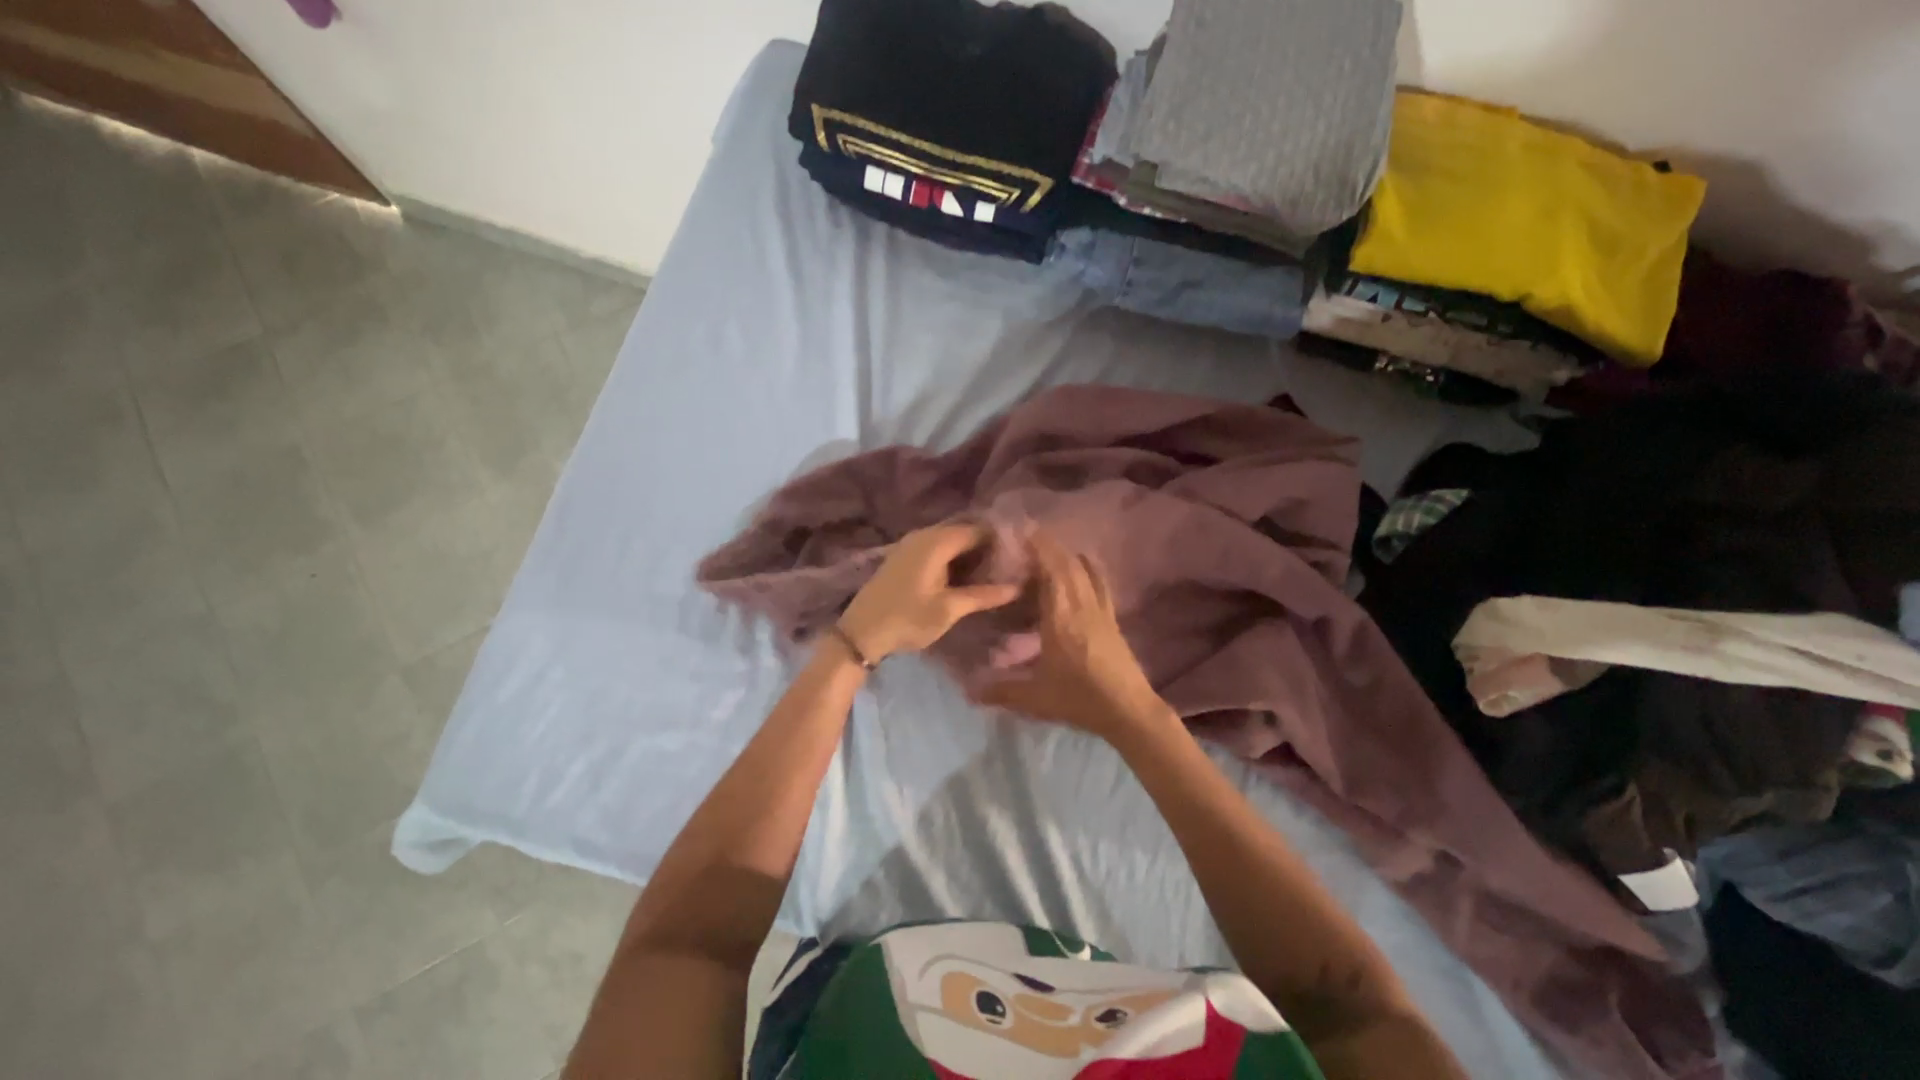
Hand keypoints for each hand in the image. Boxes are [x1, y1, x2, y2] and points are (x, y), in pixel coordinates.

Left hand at [836, 524, 1019, 662]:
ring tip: (994, 574)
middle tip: (1012, 567)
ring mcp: (911, 544)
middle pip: (965, 531)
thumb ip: (983, 595)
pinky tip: (966, 578)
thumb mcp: (949, 609)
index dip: (1002, 541)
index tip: (1021, 557)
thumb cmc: (907, 619)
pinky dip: (954, 559)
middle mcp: (924, 534)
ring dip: (971, 555)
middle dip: (988, 547)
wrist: (860, 632)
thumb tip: (1017, 586)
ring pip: (951, 541)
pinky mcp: (905, 558)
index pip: (980, 529)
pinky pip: (938, 549)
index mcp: (937, 541)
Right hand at [971, 530, 1169, 739]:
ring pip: (1086, 570)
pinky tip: (1082, 569)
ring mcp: (1102, 611)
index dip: (1037, 546)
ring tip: (1049, 551)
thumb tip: (967, 690)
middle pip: (1068, 563)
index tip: (1019, 529)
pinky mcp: (1113, 621)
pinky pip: (1099, 583)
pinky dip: (1087, 568)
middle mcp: (1083, 605)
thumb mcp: (1034, 698)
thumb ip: (1000, 690)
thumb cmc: (1079, 699)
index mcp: (1062, 615)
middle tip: (1027, 537)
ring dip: (1068, 555)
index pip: (1051, 568)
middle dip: (1048, 545)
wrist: (1129, 711)